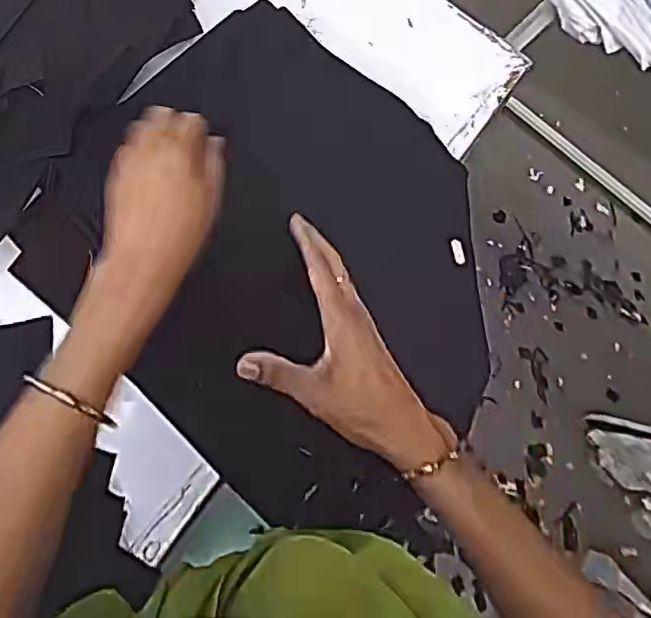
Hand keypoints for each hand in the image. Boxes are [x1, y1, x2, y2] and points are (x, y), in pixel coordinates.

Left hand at [64, 108, 224, 380]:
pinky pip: (126, 147)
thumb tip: (215, 145)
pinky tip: (144, 159)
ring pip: (141, 126)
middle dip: (173, 120)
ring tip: (162, 138)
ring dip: (153, 127)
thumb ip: (213, 165)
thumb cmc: (176, 241)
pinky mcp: (116, 173)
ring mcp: (131, 161)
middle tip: (181, 131)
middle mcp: (153, 152)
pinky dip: (136, 146)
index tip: (201, 132)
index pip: (191, 121)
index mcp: (181, 155)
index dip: (198, 125)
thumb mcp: (210, 202)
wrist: (140, 263)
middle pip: (163, 116)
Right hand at [236, 214, 453, 472]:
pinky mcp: (368, 335)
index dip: (308, 242)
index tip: (298, 223)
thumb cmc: (368, 409)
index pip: (321, 268)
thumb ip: (277, 374)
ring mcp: (365, 324)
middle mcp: (356, 316)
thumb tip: (247, 362)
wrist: (403, 427)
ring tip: (314, 247)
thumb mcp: (313, 393)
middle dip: (318, 241)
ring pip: (344, 278)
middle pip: (336, 266)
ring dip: (328, 257)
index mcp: (342, 319)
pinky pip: (349, 293)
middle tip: (303, 224)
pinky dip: (335, 278)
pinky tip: (332, 288)